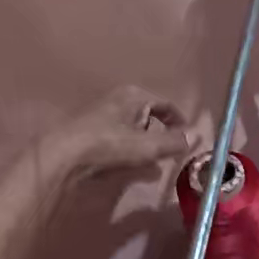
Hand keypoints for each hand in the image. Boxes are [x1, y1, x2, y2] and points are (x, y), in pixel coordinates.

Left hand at [34, 85, 193, 181]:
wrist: (63, 156)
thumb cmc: (109, 145)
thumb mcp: (147, 146)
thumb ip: (173, 142)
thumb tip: (195, 137)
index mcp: (134, 95)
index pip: (166, 104)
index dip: (179, 121)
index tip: (186, 139)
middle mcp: (117, 99)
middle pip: (147, 114)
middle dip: (159, 133)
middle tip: (168, 153)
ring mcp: (101, 113)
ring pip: (131, 127)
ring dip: (142, 143)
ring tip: (149, 162)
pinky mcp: (88, 130)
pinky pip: (116, 137)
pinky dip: (125, 148)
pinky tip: (125, 164)